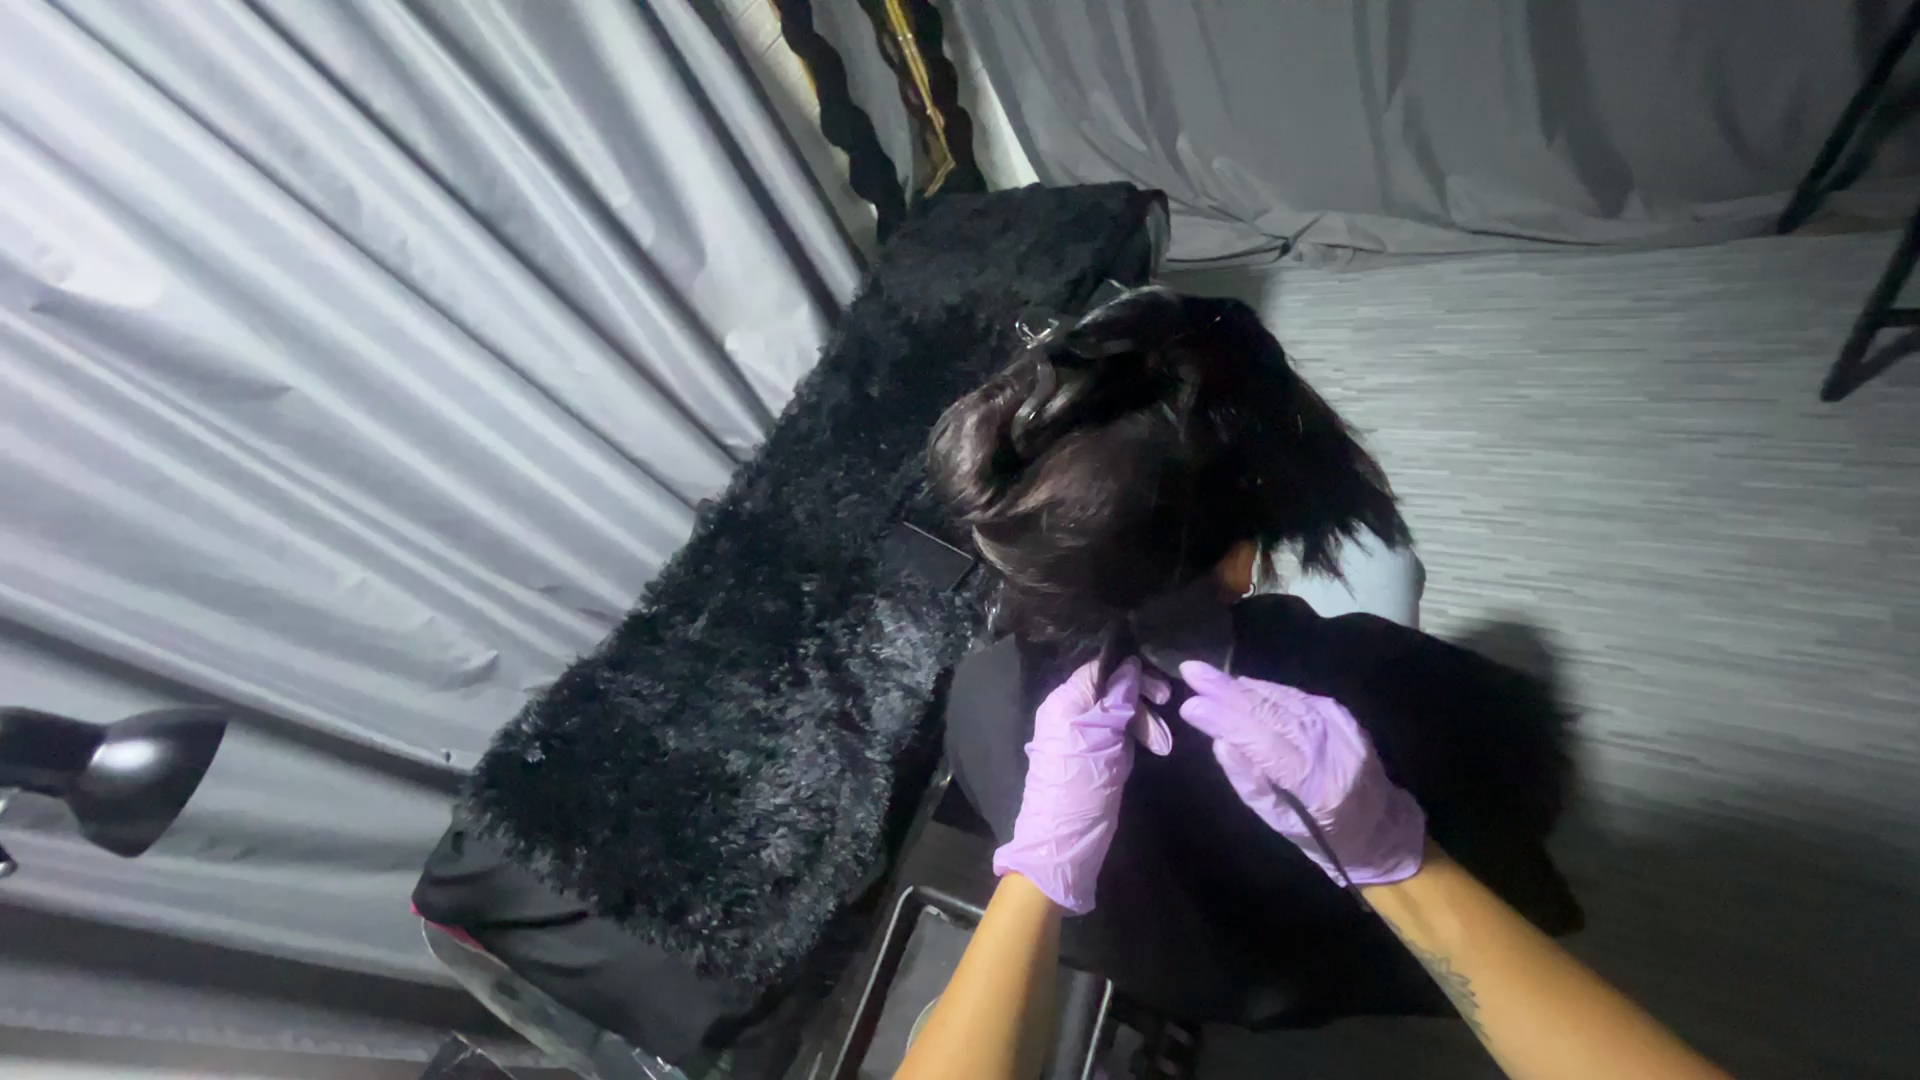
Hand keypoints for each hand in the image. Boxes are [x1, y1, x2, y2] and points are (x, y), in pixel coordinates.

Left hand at [993, 658, 1170, 912]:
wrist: (1063, 846)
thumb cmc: (1082, 789)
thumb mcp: (1104, 739)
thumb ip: (1116, 700)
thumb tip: (1128, 665)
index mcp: (1064, 702)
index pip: (1098, 669)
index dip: (1130, 671)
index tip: (1160, 688)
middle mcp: (1066, 711)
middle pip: (1109, 688)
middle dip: (1140, 699)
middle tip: (1168, 711)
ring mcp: (1076, 734)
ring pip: (1114, 711)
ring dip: (1142, 722)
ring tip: (1163, 746)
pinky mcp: (1087, 754)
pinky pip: (1112, 732)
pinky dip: (1132, 738)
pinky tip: (1150, 750)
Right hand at [1177, 661, 1425, 885]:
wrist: (1381, 825)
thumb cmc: (1322, 833)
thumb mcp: (1279, 821)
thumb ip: (1249, 782)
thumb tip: (1220, 743)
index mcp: (1314, 783)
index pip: (1261, 742)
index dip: (1224, 721)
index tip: (1189, 706)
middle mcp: (1329, 746)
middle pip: (1269, 711)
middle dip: (1225, 690)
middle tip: (1190, 672)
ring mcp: (1338, 724)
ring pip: (1280, 697)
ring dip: (1240, 686)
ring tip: (1206, 676)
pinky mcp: (1339, 712)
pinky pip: (1292, 694)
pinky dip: (1262, 689)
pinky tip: (1239, 686)